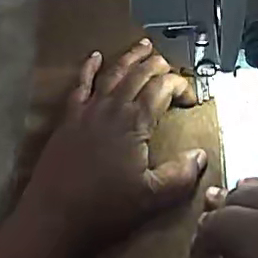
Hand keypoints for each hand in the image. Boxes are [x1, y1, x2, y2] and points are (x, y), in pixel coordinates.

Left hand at [18, 38, 206, 253]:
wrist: (57, 212)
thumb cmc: (106, 207)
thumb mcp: (151, 198)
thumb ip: (180, 175)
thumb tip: (201, 155)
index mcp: (135, 121)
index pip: (162, 89)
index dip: (179, 86)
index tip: (191, 97)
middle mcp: (113, 106)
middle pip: (139, 74)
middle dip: (157, 65)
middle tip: (170, 63)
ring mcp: (89, 107)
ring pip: (114, 72)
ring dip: (130, 57)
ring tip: (143, 45)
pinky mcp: (70, 114)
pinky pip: (82, 82)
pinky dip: (90, 67)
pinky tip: (95, 56)